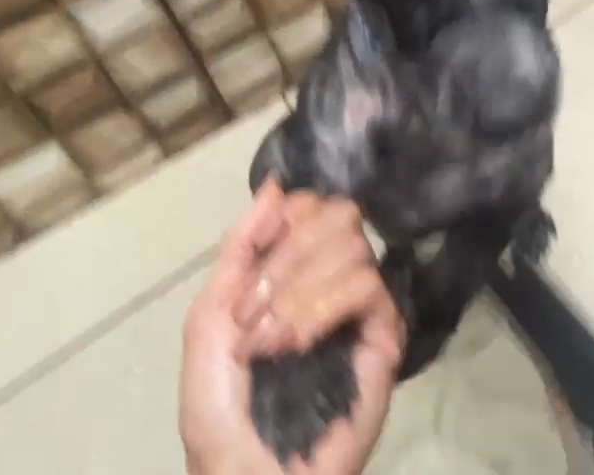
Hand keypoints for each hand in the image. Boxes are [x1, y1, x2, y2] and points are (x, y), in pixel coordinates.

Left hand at [179, 182, 403, 474]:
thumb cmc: (220, 410)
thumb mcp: (209, 321)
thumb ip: (240, 248)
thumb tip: (276, 183)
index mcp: (293, 270)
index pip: (311, 204)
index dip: (286, 220)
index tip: (257, 262)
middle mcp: (331, 278)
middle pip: (339, 213)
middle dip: (288, 257)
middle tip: (255, 313)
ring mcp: (360, 305)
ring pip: (352, 246)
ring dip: (297, 293)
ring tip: (271, 342)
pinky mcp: (384, 332)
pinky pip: (367, 284)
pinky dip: (323, 307)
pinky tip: (298, 343)